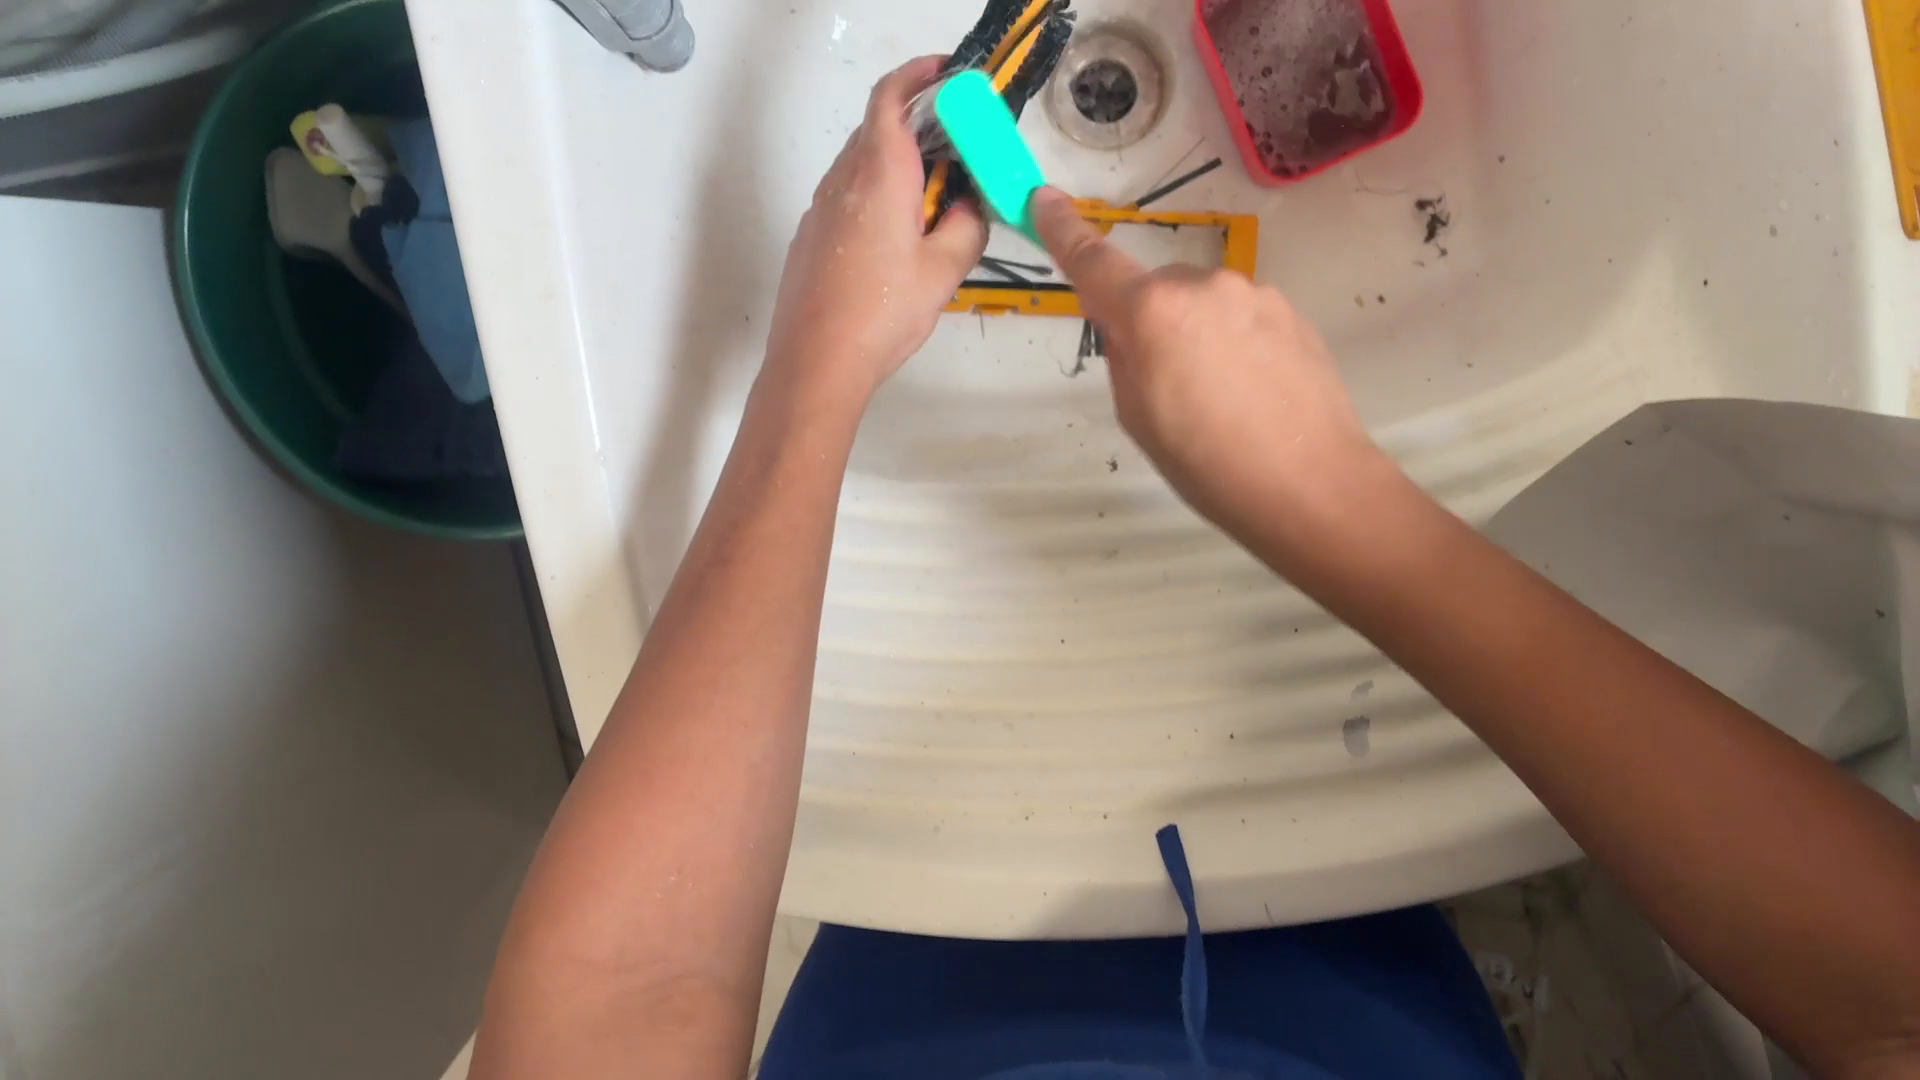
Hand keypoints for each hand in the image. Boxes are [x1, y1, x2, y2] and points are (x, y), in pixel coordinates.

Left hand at [765, 56, 987, 401]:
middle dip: (919, 133)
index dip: (919, 76)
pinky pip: (847, 200)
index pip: (892, 97)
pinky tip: (894, 245)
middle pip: (878, 131)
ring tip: (931, 210)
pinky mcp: (810, 238)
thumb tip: (968, 209)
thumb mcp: (943, 273)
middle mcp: (843, 180)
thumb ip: (965, 229)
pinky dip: (875, 200)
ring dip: (897, 172)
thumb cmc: (882, 313)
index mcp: (879, 174)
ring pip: (862, 168)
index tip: (948, 78)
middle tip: (957, 160)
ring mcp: (820, 209)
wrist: (816, 362)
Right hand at [1029, 186, 1385, 534]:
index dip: (1063, 231)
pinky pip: (1238, 317)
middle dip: (1148, 323)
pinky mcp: (1289, 311)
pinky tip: (1249, 393)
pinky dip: (1231, 344)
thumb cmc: (1204, 462)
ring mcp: (1253, 294)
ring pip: (1200, 304)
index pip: (1094, 263)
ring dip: (1194, 335)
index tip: (1043, 201)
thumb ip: (1123, 355)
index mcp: (1152, 312)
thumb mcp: (1137, 415)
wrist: (1309, 483)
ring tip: (1216, 400)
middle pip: (1154, 290)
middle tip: (1165, 388)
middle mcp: (1202, 286)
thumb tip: (1128, 327)